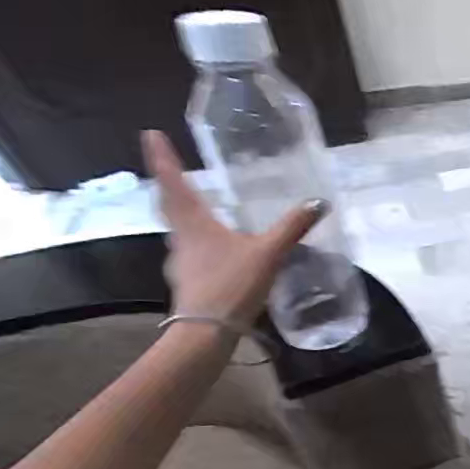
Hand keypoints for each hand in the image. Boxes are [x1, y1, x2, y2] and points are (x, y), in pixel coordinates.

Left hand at [144, 130, 325, 324]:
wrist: (206, 334)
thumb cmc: (231, 286)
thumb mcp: (267, 254)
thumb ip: (292, 228)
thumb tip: (319, 203)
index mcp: (195, 224)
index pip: (174, 182)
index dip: (163, 158)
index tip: (150, 135)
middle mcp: (181, 239)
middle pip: (169, 205)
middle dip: (169, 185)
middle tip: (170, 169)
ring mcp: (180, 263)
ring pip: (178, 231)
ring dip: (182, 216)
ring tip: (196, 209)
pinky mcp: (187, 284)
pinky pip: (189, 254)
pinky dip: (196, 244)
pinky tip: (212, 253)